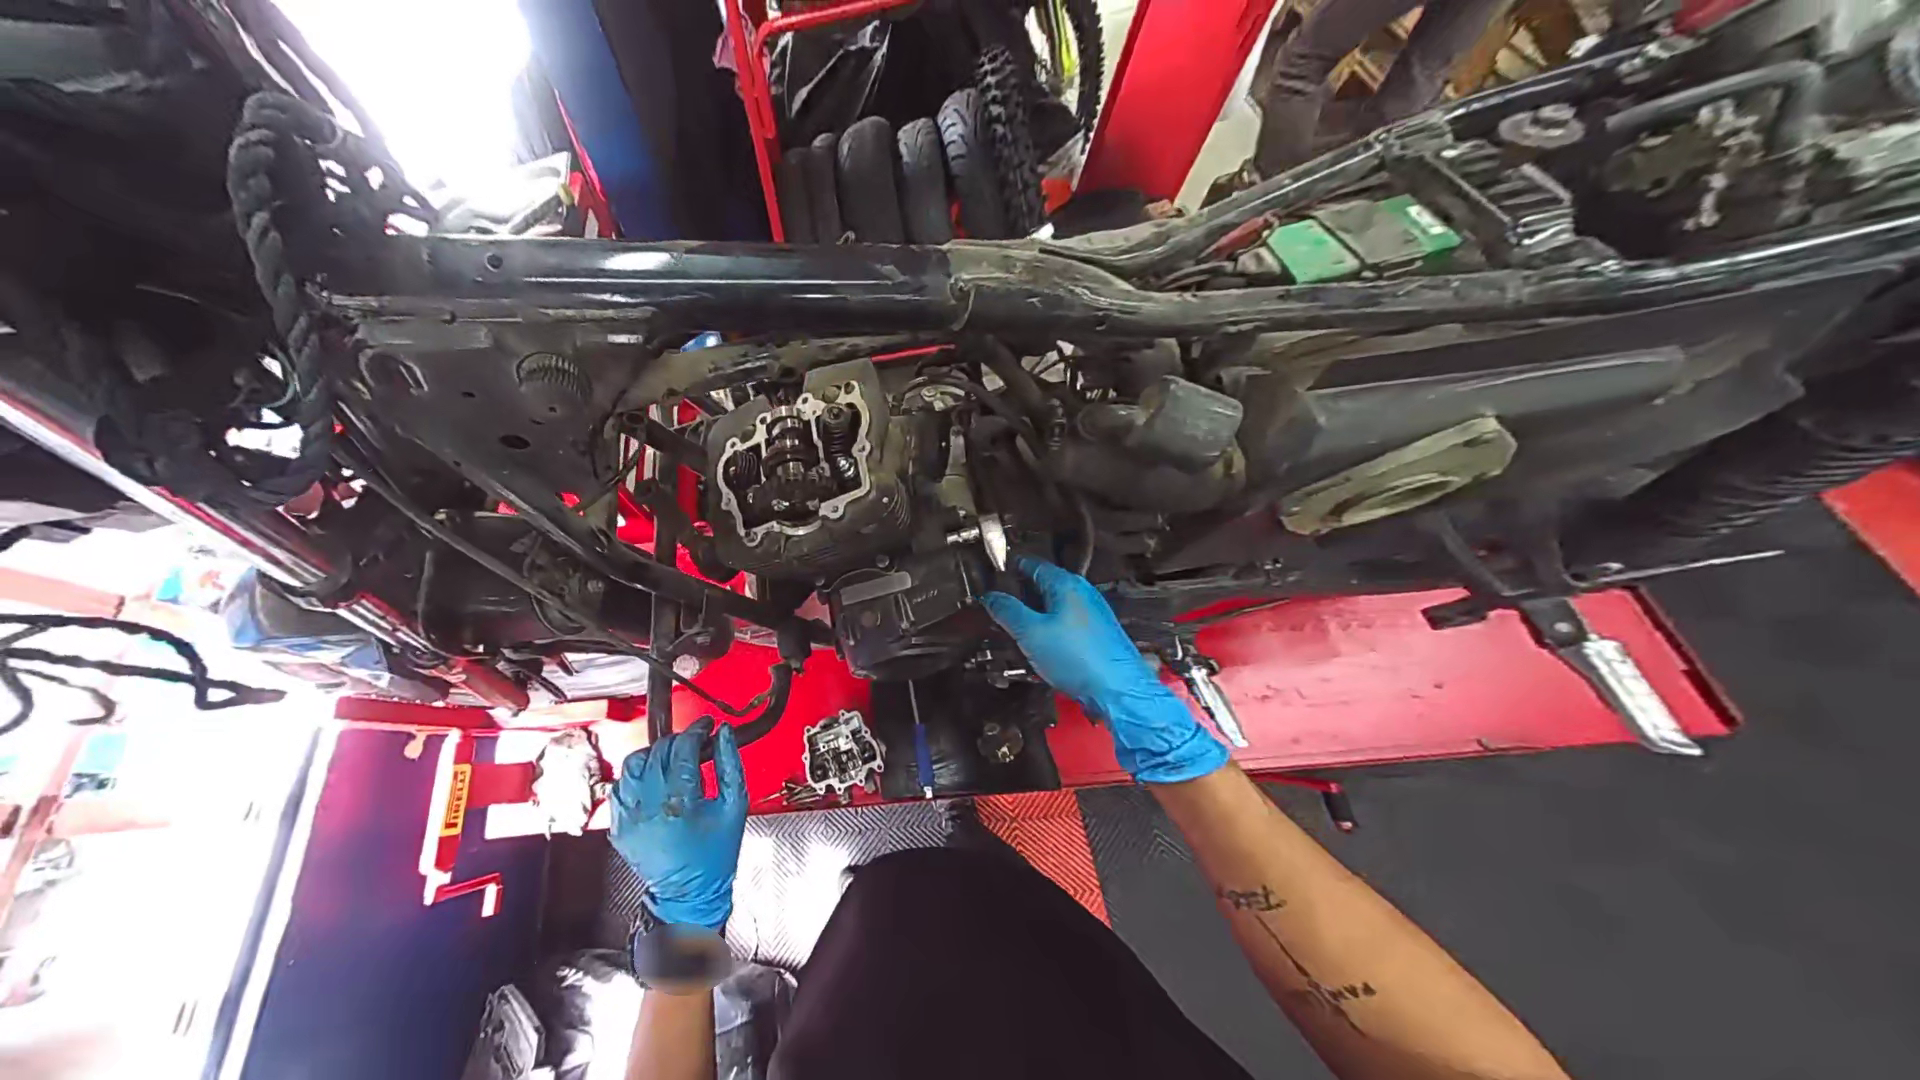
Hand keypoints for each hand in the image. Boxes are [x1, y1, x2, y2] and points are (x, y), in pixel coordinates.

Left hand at [610, 717, 747, 930]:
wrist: (691, 893)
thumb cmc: (716, 853)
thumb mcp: (736, 805)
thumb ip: (730, 764)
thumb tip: (725, 734)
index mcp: (680, 801)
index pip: (683, 748)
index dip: (697, 731)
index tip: (707, 726)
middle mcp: (649, 807)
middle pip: (657, 752)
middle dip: (678, 741)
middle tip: (694, 743)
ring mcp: (629, 818)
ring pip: (632, 765)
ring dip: (653, 755)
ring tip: (671, 759)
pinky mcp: (618, 828)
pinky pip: (620, 788)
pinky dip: (636, 776)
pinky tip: (653, 779)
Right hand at [982, 557, 1228, 783]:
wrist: (1119, 692)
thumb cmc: (1079, 659)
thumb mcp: (1031, 633)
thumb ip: (1008, 611)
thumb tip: (991, 596)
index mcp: (1066, 584)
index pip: (1031, 564)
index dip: (1009, 569)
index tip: (991, 577)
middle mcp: (1082, 594)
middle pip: (1043, 586)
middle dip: (1019, 596)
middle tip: (997, 608)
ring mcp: (1092, 614)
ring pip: (1054, 607)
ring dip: (1034, 616)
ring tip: (1014, 630)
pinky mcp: (1097, 635)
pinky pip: (1065, 625)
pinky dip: (1049, 631)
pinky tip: (1039, 648)